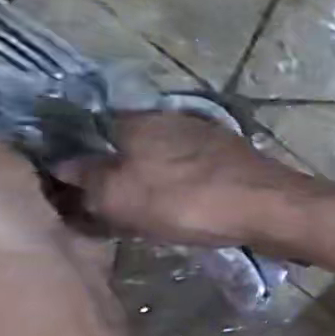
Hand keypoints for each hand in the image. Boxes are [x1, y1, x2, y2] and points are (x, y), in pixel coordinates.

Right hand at [55, 112, 314, 246]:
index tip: (62, 185)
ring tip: (134, 215)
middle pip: (132, 145)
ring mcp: (212, 140)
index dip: (75, 156)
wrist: (272, 208)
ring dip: (150, 184)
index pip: (92, 129)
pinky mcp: (237, 163)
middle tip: (98, 207)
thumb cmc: (188, 199)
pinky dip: (182, 191)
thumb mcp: (118, 195)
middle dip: (116, 172)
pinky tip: (177, 213)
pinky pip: (194, 175)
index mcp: (141, 119)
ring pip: (165, 160)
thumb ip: (86, 178)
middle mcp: (177, 121)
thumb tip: (64, 165)